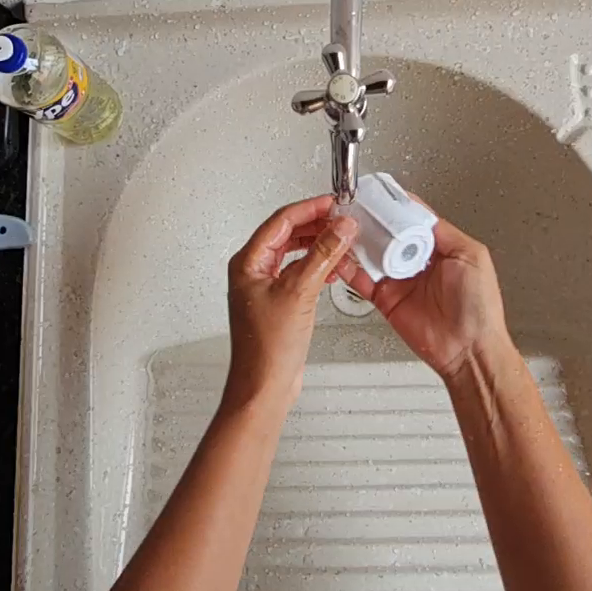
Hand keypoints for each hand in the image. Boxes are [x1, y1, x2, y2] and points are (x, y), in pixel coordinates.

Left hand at [224, 196, 357, 409]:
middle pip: (288, 234)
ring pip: (296, 252)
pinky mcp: (280, 301)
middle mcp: (254, 271)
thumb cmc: (266, 349)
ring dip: (320, 246)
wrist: (264, 387)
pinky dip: (319, 266)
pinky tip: (335, 268)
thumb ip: (322, 255)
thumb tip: (340, 228)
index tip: (333, 204)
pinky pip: (301, 272)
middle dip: (317, 226)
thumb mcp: (299, 292)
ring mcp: (266, 286)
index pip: (282, 221)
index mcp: (248, 262)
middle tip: (342, 220)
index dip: (310, 209)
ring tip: (343, 242)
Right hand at [337, 208, 510, 380]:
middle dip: (373, 222)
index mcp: (438, 247)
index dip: (396, 207)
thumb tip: (420, 212)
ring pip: (372, 254)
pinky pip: (362, 281)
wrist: (468, 349)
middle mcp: (416, 261)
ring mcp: (399, 279)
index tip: (381, 196)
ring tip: (346, 230)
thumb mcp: (471, 256)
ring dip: (359, 242)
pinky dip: (350, 270)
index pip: (412, 220)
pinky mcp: (385, 299)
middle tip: (358, 210)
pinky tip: (343, 259)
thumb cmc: (479, 307)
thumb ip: (443, 232)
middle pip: (388, 234)